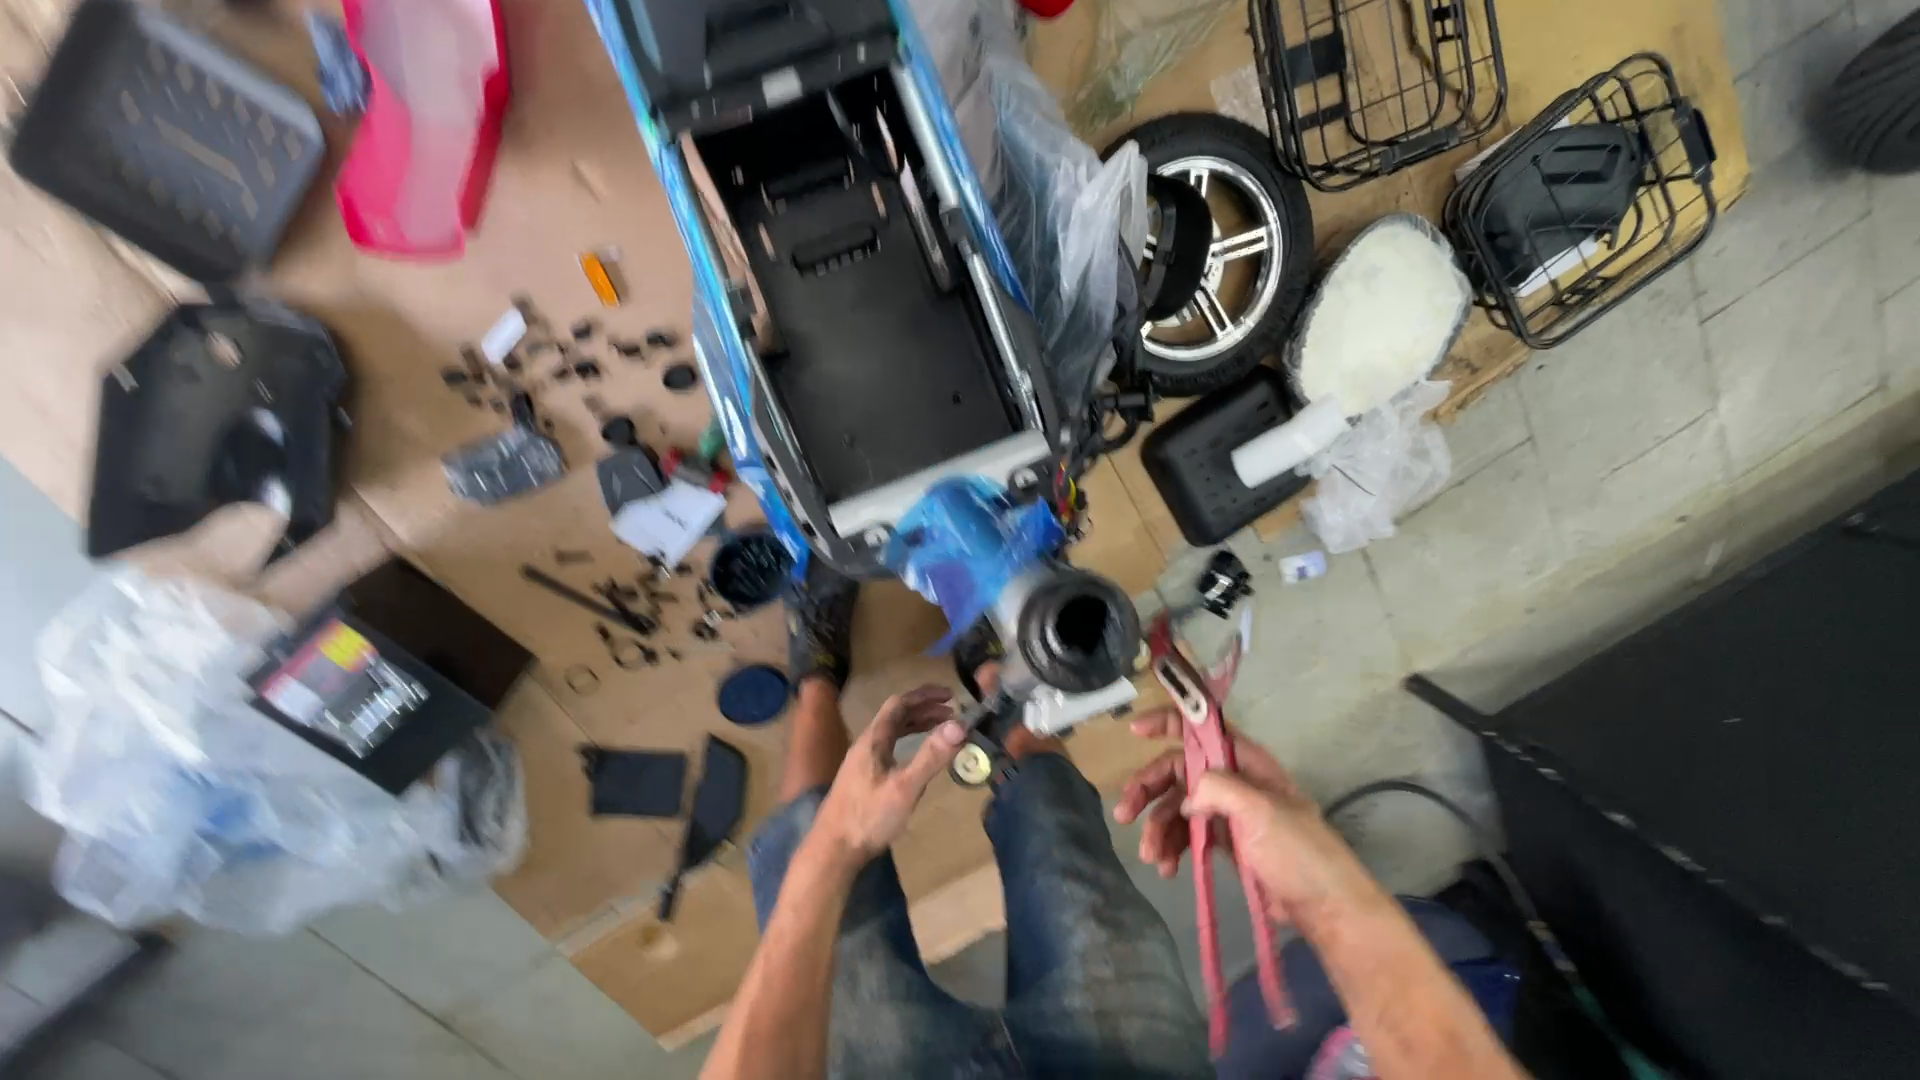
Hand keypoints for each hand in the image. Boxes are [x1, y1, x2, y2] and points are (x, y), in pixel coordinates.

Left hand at [811, 685, 967, 865]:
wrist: (833, 850)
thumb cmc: (869, 817)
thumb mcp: (906, 787)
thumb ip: (931, 756)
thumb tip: (959, 725)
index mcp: (874, 740)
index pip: (900, 704)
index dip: (925, 695)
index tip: (951, 695)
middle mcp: (866, 745)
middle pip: (896, 716)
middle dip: (924, 709)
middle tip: (951, 712)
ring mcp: (862, 762)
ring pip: (892, 733)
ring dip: (916, 725)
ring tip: (941, 729)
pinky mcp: (862, 779)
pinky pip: (889, 748)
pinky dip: (908, 743)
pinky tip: (917, 759)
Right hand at [1114, 708, 1375, 930]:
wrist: (1326, 908)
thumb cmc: (1299, 852)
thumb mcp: (1260, 810)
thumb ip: (1218, 788)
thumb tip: (1186, 799)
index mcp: (1245, 762)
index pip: (1202, 730)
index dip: (1168, 724)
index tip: (1134, 731)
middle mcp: (1232, 781)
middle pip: (1177, 772)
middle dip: (1148, 790)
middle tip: (1124, 813)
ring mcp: (1227, 814)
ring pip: (1177, 808)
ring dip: (1157, 829)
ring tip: (1152, 858)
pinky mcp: (1223, 843)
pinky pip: (1186, 837)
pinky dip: (1171, 849)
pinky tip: (1167, 868)